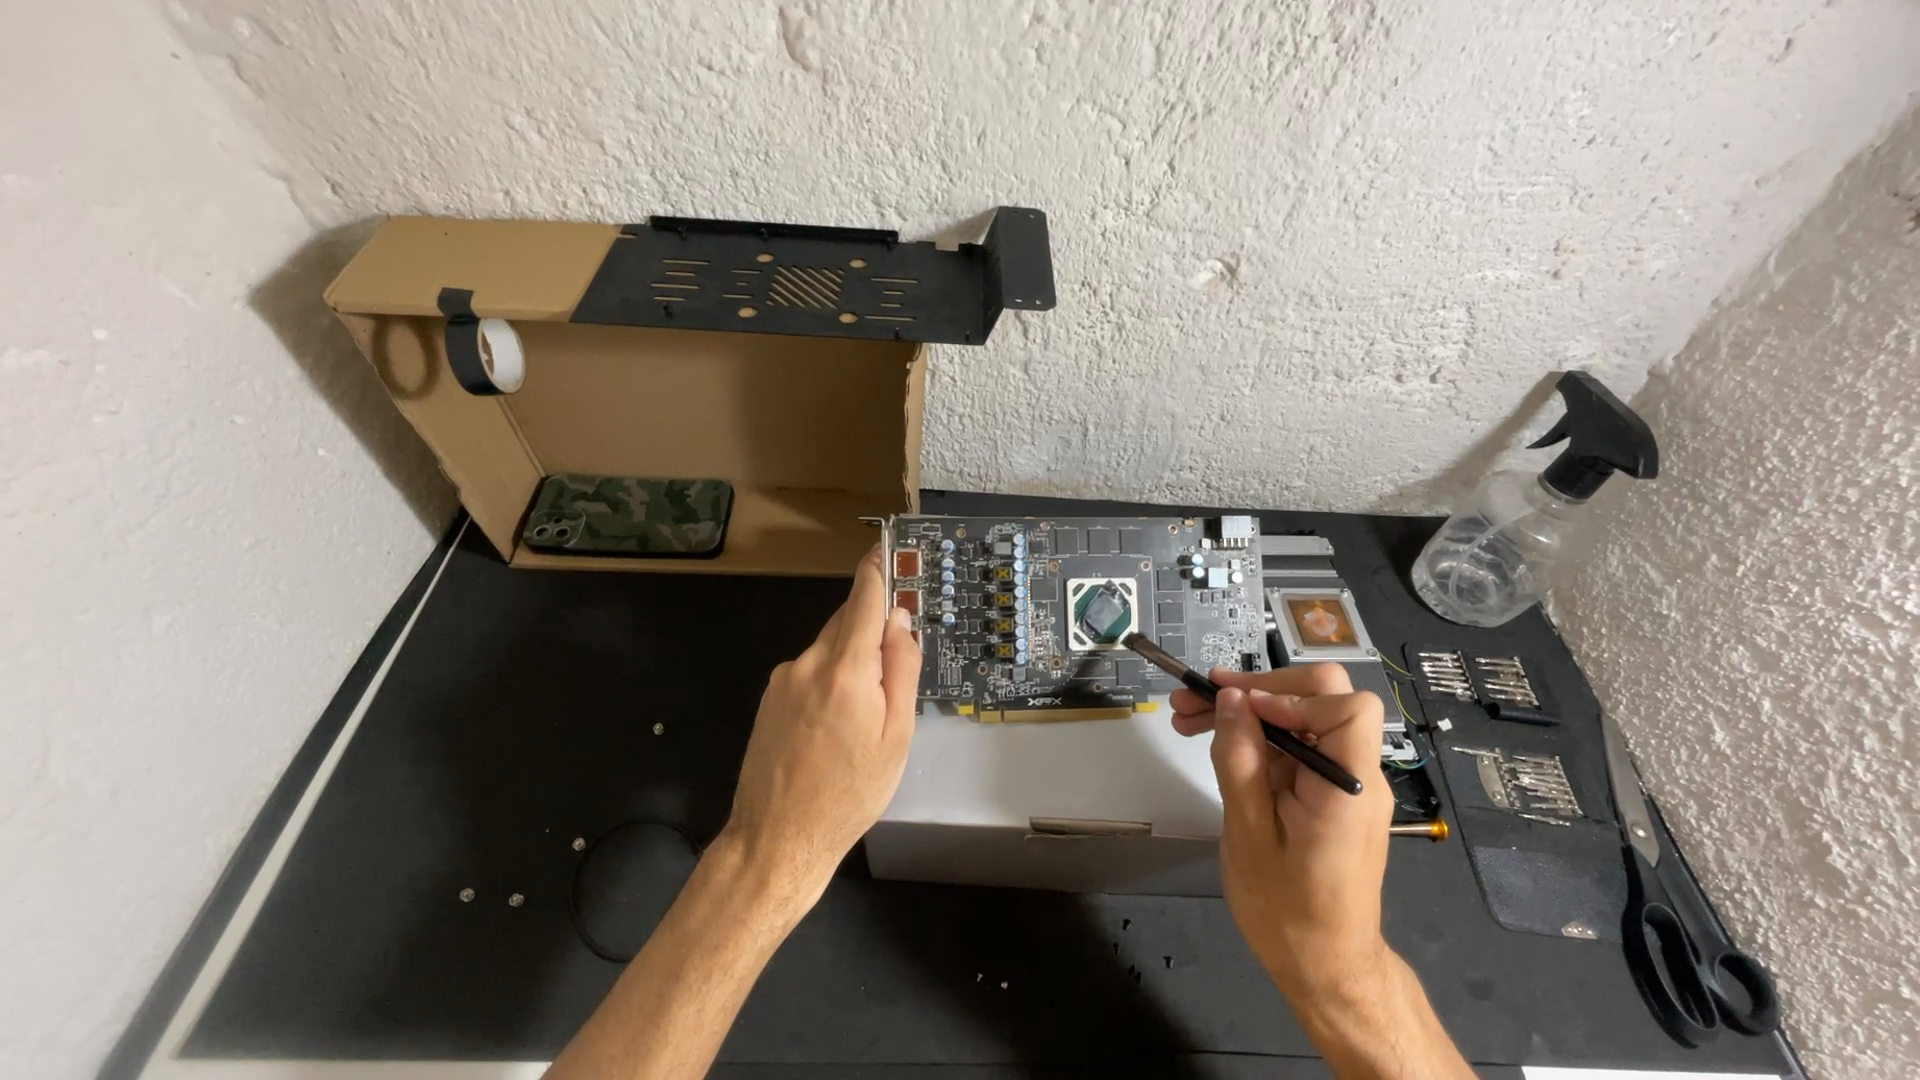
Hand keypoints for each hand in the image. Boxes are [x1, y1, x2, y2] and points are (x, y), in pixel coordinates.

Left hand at [721, 546, 921, 906]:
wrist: (778, 837)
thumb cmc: (851, 792)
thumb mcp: (896, 735)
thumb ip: (901, 670)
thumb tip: (899, 621)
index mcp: (845, 669)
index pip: (863, 598)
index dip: (878, 569)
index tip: (886, 547)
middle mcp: (808, 662)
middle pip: (846, 622)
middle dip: (871, 632)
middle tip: (893, 672)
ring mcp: (783, 679)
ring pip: (828, 649)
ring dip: (851, 663)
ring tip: (862, 718)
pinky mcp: (769, 697)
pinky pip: (809, 671)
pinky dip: (829, 681)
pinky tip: (833, 726)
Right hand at [1170, 665, 1394, 1002]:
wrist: (1322, 965)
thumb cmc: (1285, 909)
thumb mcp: (1249, 833)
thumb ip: (1240, 759)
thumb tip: (1229, 698)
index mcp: (1348, 786)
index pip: (1346, 708)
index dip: (1291, 697)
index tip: (1242, 710)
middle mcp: (1356, 774)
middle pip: (1322, 698)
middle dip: (1255, 690)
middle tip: (1195, 698)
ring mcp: (1341, 781)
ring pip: (1299, 717)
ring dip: (1245, 710)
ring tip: (1185, 716)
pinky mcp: (1324, 791)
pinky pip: (1294, 746)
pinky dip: (1254, 736)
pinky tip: (1213, 739)